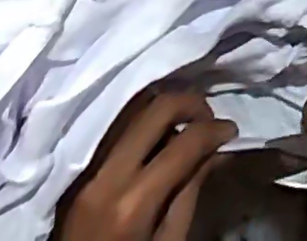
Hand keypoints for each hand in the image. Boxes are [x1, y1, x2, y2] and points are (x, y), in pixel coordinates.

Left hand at [56, 88, 236, 240]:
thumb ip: (191, 189)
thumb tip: (215, 148)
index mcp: (132, 203)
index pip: (185, 142)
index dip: (216, 130)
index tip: (231, 130)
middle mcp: (107, 175)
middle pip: (157, 108)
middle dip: (191, 104)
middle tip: (207, 119)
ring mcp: (85, 168)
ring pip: (133, 109)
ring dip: (165, 109)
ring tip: (182, 124)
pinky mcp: (75, 167)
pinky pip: (115, 125)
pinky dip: (142, 119)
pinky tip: (156, 133)